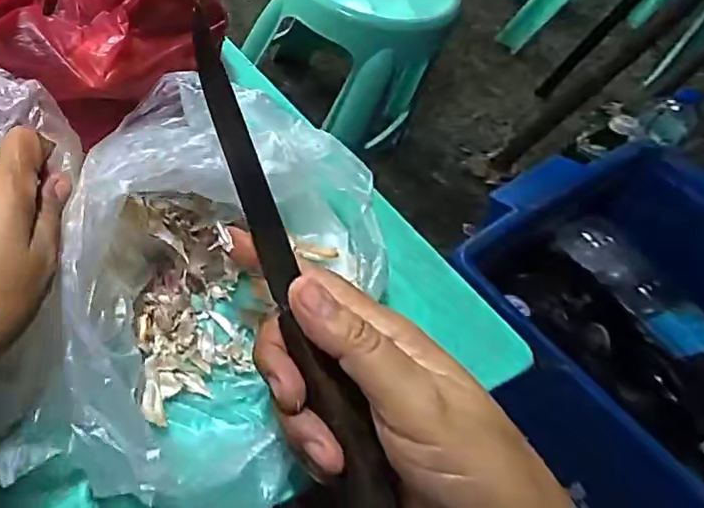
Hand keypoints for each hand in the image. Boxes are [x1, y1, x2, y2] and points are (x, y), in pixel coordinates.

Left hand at [0, 128, 70, 392]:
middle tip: (38, 235)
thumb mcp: (41, 261)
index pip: (23, 137)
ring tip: (10, 258)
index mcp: (3, 184)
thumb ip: (51, 213)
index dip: (43, 154)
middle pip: (5, 167)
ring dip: (2, 212)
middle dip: (25, 189)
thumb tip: (58, 178)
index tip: (53, 191)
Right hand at [231, 232, 569, 507]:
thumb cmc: (474, 463)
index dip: (272, 260)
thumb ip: (357, 344)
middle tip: (291, 397)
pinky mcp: (343, 436)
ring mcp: (349, 398)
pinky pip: (301, 422)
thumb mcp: (418, 401)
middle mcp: (357, 357)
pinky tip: (330, 465)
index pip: (316, 281)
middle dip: (279, 361)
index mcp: (379, 334)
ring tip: (326, 453)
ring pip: (290, 379)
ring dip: (296, 415)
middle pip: (290, 333)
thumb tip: (298, 283)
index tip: (229, 240)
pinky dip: (305, 441)